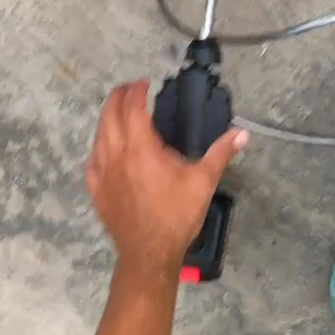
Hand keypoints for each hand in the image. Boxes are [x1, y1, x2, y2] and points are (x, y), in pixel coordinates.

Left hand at [85, 80, 247, 273]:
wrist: (149, 252)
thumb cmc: (177, 214)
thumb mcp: (204, 182)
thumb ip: (220, 153)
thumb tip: (243, 134)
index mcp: (141, 148)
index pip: (133, 109)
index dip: (136, 91)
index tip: (144, 83)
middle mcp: (116, 155)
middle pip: (109, 116)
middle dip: (117, 98)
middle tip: (129, 90)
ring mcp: (102, 173)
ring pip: (98, 136)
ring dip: (106, 119)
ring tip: (118, 113)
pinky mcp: (96, 190)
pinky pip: (92, 160)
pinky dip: (98, 147)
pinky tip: (104, 149)